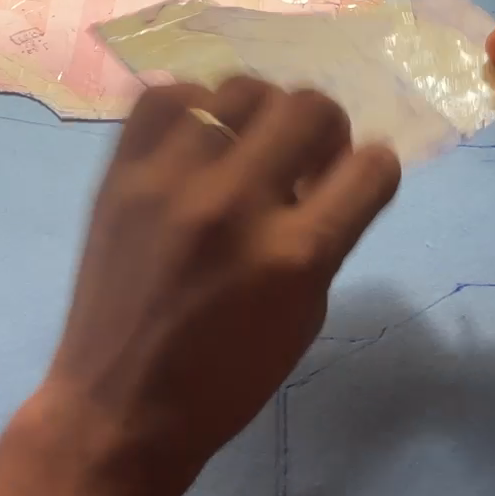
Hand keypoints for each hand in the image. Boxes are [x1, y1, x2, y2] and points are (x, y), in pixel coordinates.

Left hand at [44, 78, 399, 495]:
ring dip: (265, 116)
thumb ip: (326, 239)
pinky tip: (200, 142)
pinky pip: (169, 96)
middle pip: (312, 109)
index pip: (372, 167)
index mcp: (296, 255)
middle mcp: (237, 203)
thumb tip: (327, 177)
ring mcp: (171, 180)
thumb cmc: (228, 379)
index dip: (374, 171)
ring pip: (244, 88)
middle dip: (327, 133)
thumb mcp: (306, 317)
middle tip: (306, 165)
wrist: (120, 407)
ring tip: (250, 150)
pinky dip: (198, 110)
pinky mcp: (120, 174)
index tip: (353, 184)